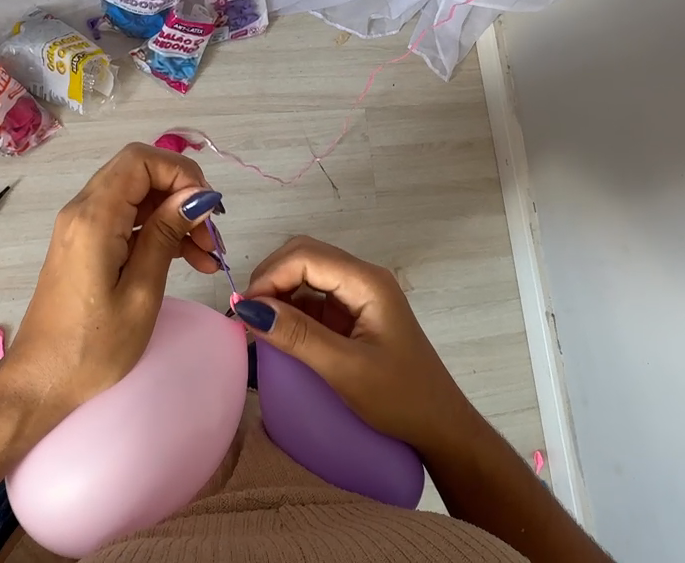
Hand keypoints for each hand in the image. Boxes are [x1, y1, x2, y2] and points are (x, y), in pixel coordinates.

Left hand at [0, 143, 223, 422]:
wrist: (40, 384)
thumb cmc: (93, 348)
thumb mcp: (141, 293)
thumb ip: (166, 235)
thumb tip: (198, 196)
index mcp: (94, 217)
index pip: (141, 160)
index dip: (181, 172)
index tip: (207, 209)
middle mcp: (83, 210)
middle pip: (140, 171)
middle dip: (182, 193)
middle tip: (210, 233)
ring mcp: (82, 226)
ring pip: (137, 195)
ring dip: (174, 214)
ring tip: (208, 255)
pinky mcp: (86, 243)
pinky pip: (127, 217)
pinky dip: (158, 229)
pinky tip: (188, 259)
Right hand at [235, 235, 479, 456]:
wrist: (441, 428)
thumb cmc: (400, 399)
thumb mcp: (345, 370)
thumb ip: (297, 336)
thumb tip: (249, 310)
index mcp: (367, 282)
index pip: (306, 256)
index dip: (270, 275)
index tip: (244, 311)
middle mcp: (362, 278)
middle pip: (305, 255)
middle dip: (271, 278)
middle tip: (246, 315)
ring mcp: (358, 295)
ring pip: (307, 273)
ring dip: (278, 291)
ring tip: (256, 323)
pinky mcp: (352, 314)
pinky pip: (314, 297)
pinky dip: (290, 307)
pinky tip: (277, 330)